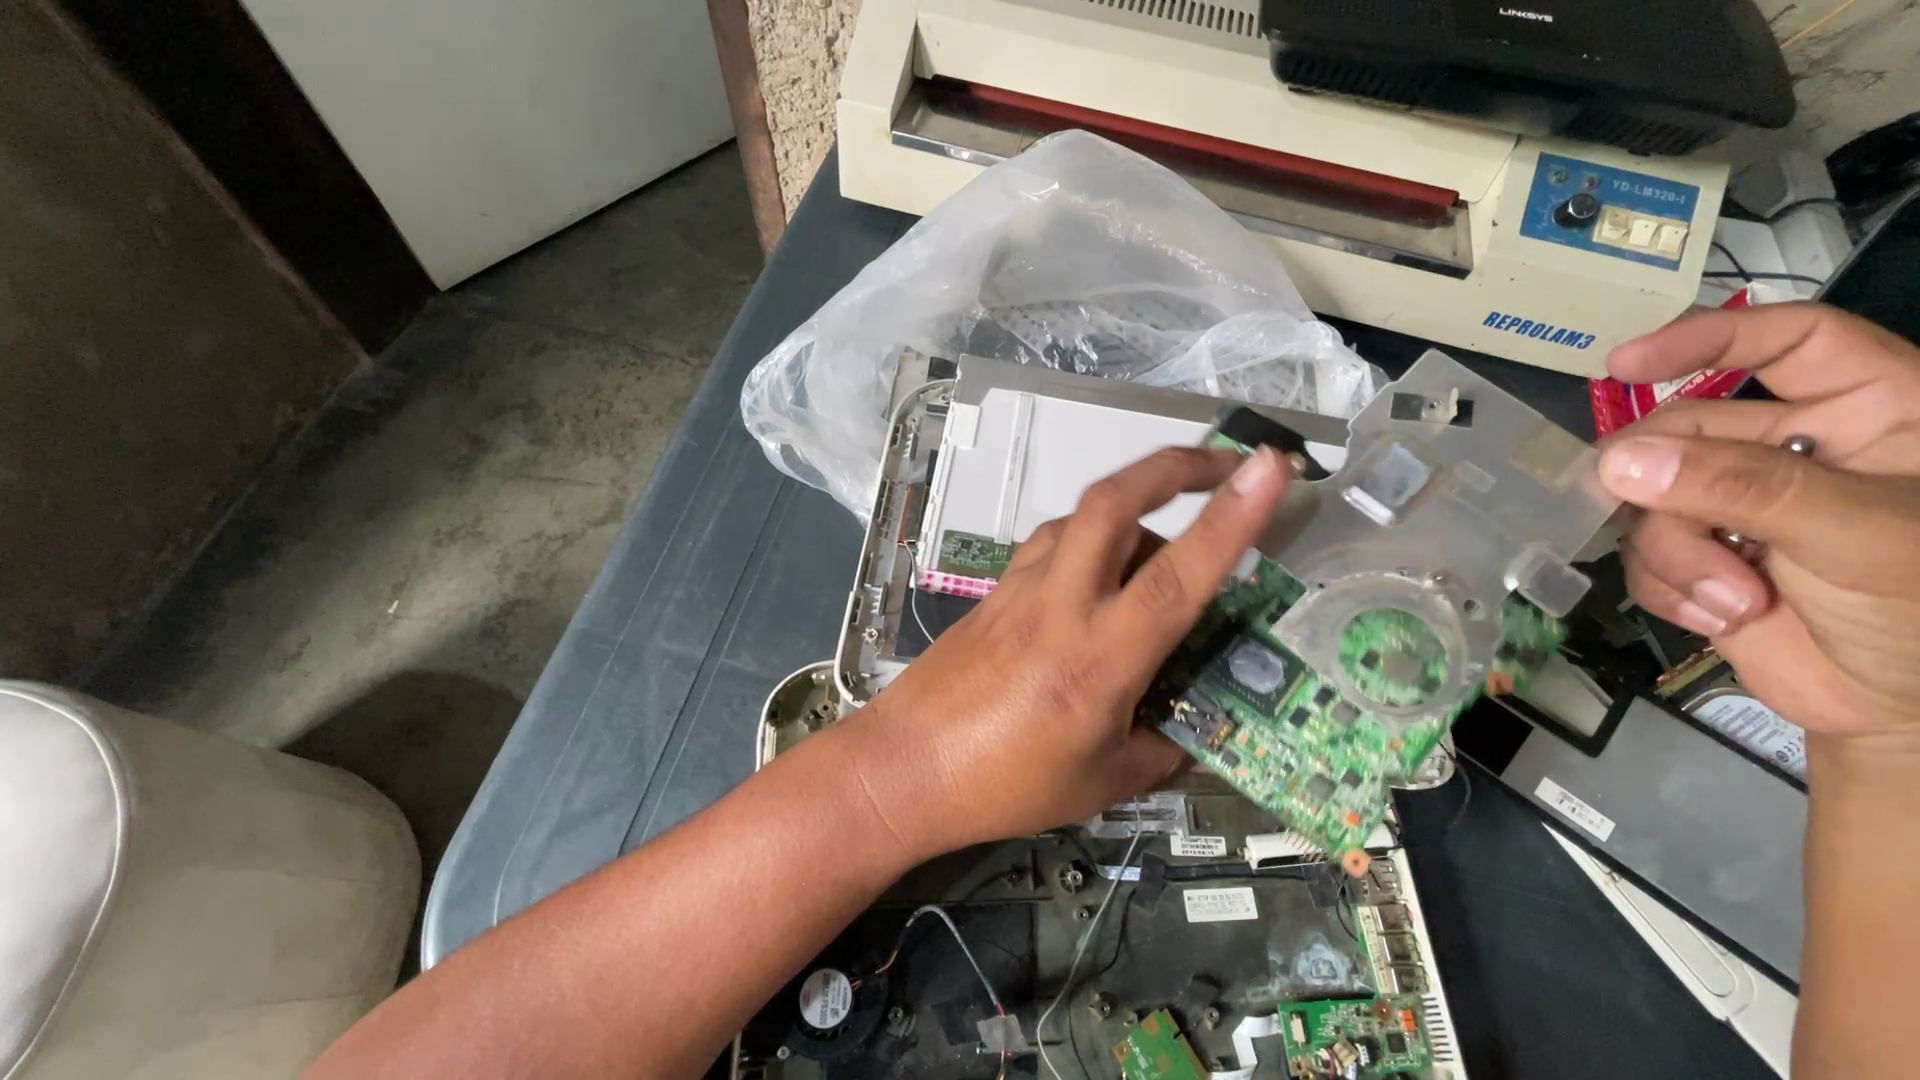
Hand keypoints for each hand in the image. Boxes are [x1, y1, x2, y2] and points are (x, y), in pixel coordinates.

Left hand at [832, 445, 1291, 859]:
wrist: (903, 768)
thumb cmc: (1004, 784)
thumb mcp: (1102, 783)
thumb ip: (1159, 750)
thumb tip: (1191, 729)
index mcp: (1099, 658)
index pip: (1177, 576)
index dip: (1231, 519)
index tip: (1270, 469)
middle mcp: (1061, 605)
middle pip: (1114, 501)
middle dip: (1175, 465)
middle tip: (1226, 467)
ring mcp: (1021, 588)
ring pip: (1084, 518)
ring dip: (1135, 513)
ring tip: (1163, 554)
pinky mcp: (995, 590)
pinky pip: (1053, 542)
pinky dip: (1090, 539)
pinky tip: (1100, 575)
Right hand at [1598, 303, 1919, 736]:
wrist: (1908, 710)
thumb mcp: (1859, 534)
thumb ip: (1742, 489)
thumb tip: (1620, 463)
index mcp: (1866, 414)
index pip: (1786, 343)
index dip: (1707, 340)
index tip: (1623, 364)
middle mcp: (1791, 450)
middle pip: (1683, 433)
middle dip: (1673, 491)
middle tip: (1675, 526)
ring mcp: (1735, 506)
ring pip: (1649, 499)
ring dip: (1677, 555)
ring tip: (1730, 599)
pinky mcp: (1696, 556)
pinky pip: (1640, 552)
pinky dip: (1668, 587)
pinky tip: (1719, 616)